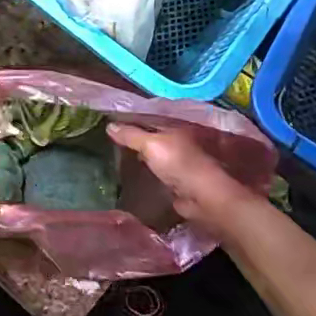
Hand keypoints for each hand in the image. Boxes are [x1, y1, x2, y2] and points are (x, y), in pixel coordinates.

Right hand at [107, 123, 262, 234]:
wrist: (206, 199)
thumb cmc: (181, 164)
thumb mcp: (151, 144)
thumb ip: (130, 135)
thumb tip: (109, 126)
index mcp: (177, 126)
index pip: (150, 116)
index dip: (131, 116)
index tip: (109, 118)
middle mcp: (180, 140)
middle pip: (152, 134)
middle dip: (135, 135)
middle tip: (109, 136)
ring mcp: (181, 161)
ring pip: (156, 153)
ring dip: (141, 154)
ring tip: (116, 154)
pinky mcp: (180, 181)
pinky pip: (158, 171)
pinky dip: (148, 171)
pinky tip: (132, 172)